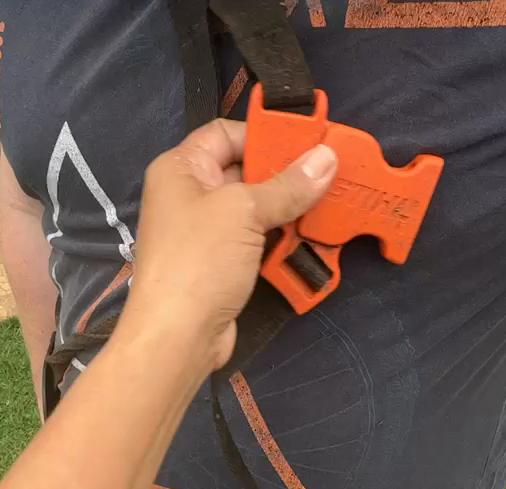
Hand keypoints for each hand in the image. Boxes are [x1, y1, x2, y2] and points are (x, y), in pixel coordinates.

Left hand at [122, 119, 336, 369]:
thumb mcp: (245, 211)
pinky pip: (254, 245)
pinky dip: (279, 242)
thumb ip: (287, 186)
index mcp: (181, 169)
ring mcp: (205, 236)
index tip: (307, 144)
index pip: (225, 134)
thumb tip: (327, 158)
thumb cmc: (200, 261)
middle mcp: (189, 198)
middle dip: (284, 176)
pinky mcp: (220, 269)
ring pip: (253, 213)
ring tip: (328, 206)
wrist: (177, 337)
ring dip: (287, 213)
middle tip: (328, 176)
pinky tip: (308, 241)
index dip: (264, 135)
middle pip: (244, 173)